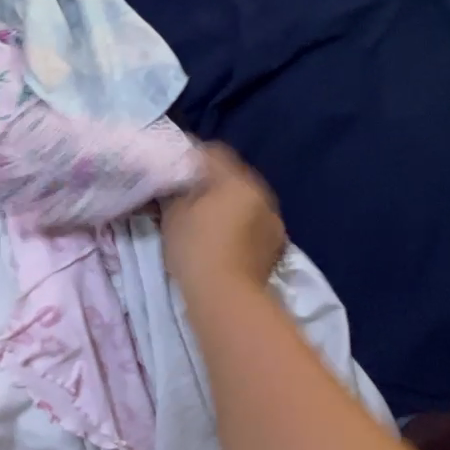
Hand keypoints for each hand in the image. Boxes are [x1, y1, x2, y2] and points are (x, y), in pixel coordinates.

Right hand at [160, 144, 285, 295]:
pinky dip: (239, 226)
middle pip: (232, 178)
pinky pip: (254, 224)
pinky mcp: (276, 245)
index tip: (172, 170)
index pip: (212, 153)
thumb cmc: (195, 248)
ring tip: (205, 222)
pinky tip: (223, 241)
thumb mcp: (172, 215)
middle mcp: (261, 193)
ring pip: (245, 201)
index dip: (190, 158)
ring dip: (228, 206)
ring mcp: (273, 220)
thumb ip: (174, 191)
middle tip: (186, 197)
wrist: (225, 295)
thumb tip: (173, 183)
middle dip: (211, 184)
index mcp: (236, 179)